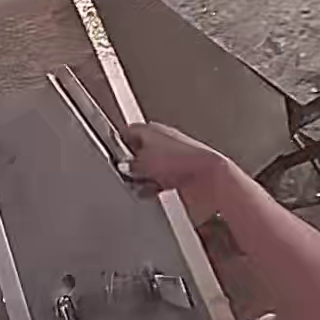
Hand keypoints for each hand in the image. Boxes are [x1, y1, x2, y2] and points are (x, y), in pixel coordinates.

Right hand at [122, 122, 237, 217]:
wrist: (207, 176)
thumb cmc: (180, 160)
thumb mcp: (141, 162)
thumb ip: (127, 163)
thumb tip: (122, 166)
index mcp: (151, 129)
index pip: (128, 131)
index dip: (118, 143)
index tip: (112, 153)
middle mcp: (162, 139)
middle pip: (138, 151)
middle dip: (131, 163)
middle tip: (126, 172)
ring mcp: (173, 156)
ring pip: (149, 167)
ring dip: (144, 176)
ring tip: (141, 184)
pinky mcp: (181, 172)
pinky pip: (160, 178)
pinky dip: (155, 185)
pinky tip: (153, 191)